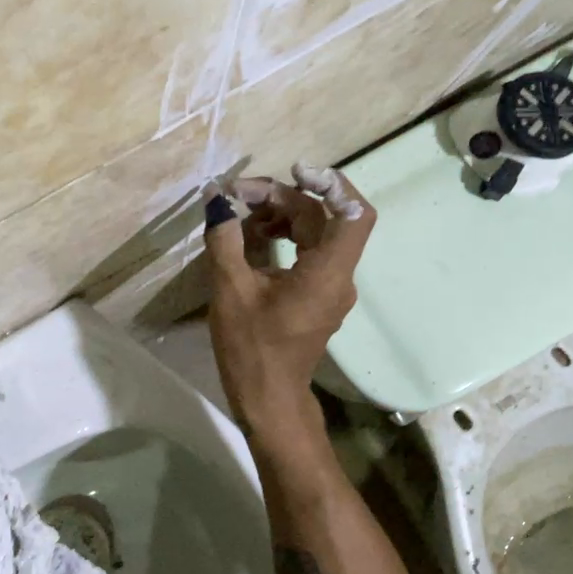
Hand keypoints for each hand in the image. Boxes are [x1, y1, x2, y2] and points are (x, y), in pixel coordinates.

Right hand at [202, 163, 375, 459]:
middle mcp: (338, 276)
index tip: (292, 172)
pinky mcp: (317, 296)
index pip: (354, 213)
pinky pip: (307, 252)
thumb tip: (218, 201)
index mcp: (327, 272)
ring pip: (315, 233)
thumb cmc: (252, 349)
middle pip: (323, 218)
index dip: (331, 183)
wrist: (268, 401)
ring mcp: (330, 288)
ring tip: (238, 214)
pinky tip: (249, 238)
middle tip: (237, 196)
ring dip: (280, 215)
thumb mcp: (230, 290)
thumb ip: (226, 239)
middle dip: (283, 198)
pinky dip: (282, 236)